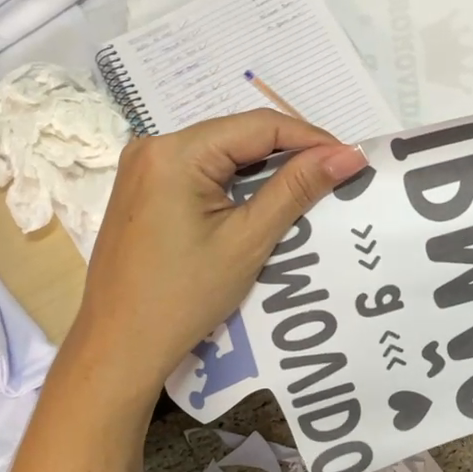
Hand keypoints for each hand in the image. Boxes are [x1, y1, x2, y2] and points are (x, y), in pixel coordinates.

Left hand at [69, 111, 367, 389]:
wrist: (120, 345)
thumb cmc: (184, 296)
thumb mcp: (248, 239)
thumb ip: (297, 189)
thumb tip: (349, 154)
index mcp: (175, 152)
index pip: (260, 126)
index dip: (312, 138)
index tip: (352, 159)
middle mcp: (154, 147)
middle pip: (239, 134)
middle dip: (291, 151)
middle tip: (337, 174)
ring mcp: (145, 168)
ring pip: (223, 153)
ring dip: (267, 167)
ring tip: (312, 186)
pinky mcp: (145, 190)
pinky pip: (203, 171)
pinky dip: (239, 182)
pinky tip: (267, 200)